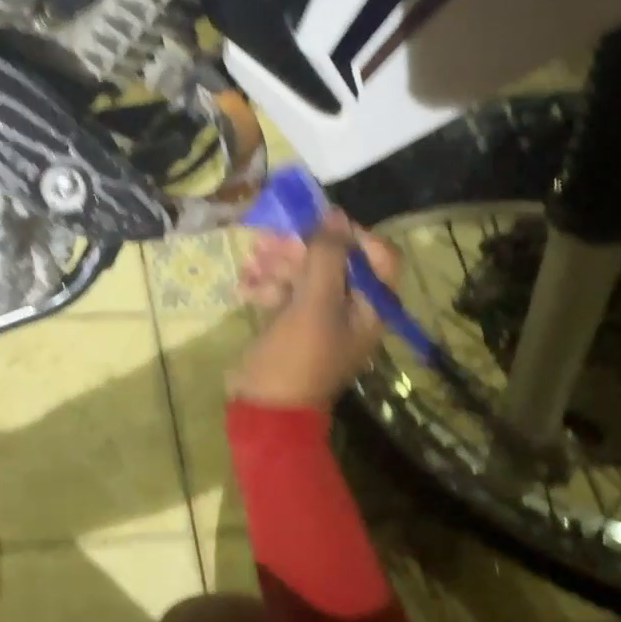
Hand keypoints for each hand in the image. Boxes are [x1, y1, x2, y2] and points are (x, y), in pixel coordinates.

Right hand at [228, 210, 401, 410]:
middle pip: (333, 262)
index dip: (349, 235)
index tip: (316, 224)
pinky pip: (283, 293)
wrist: (265, 407)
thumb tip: (334, 215)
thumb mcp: (314, 304)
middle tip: (267, 241)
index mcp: (370, 307)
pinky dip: (265, 285)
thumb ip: (327, 257)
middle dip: (300, 249)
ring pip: (303, 274)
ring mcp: (319, 318)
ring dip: (276, 265)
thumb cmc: (297, 356)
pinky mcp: (291, 325)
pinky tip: (244, 286)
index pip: (376, 256)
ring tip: (250, 263)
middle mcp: (350, 309)